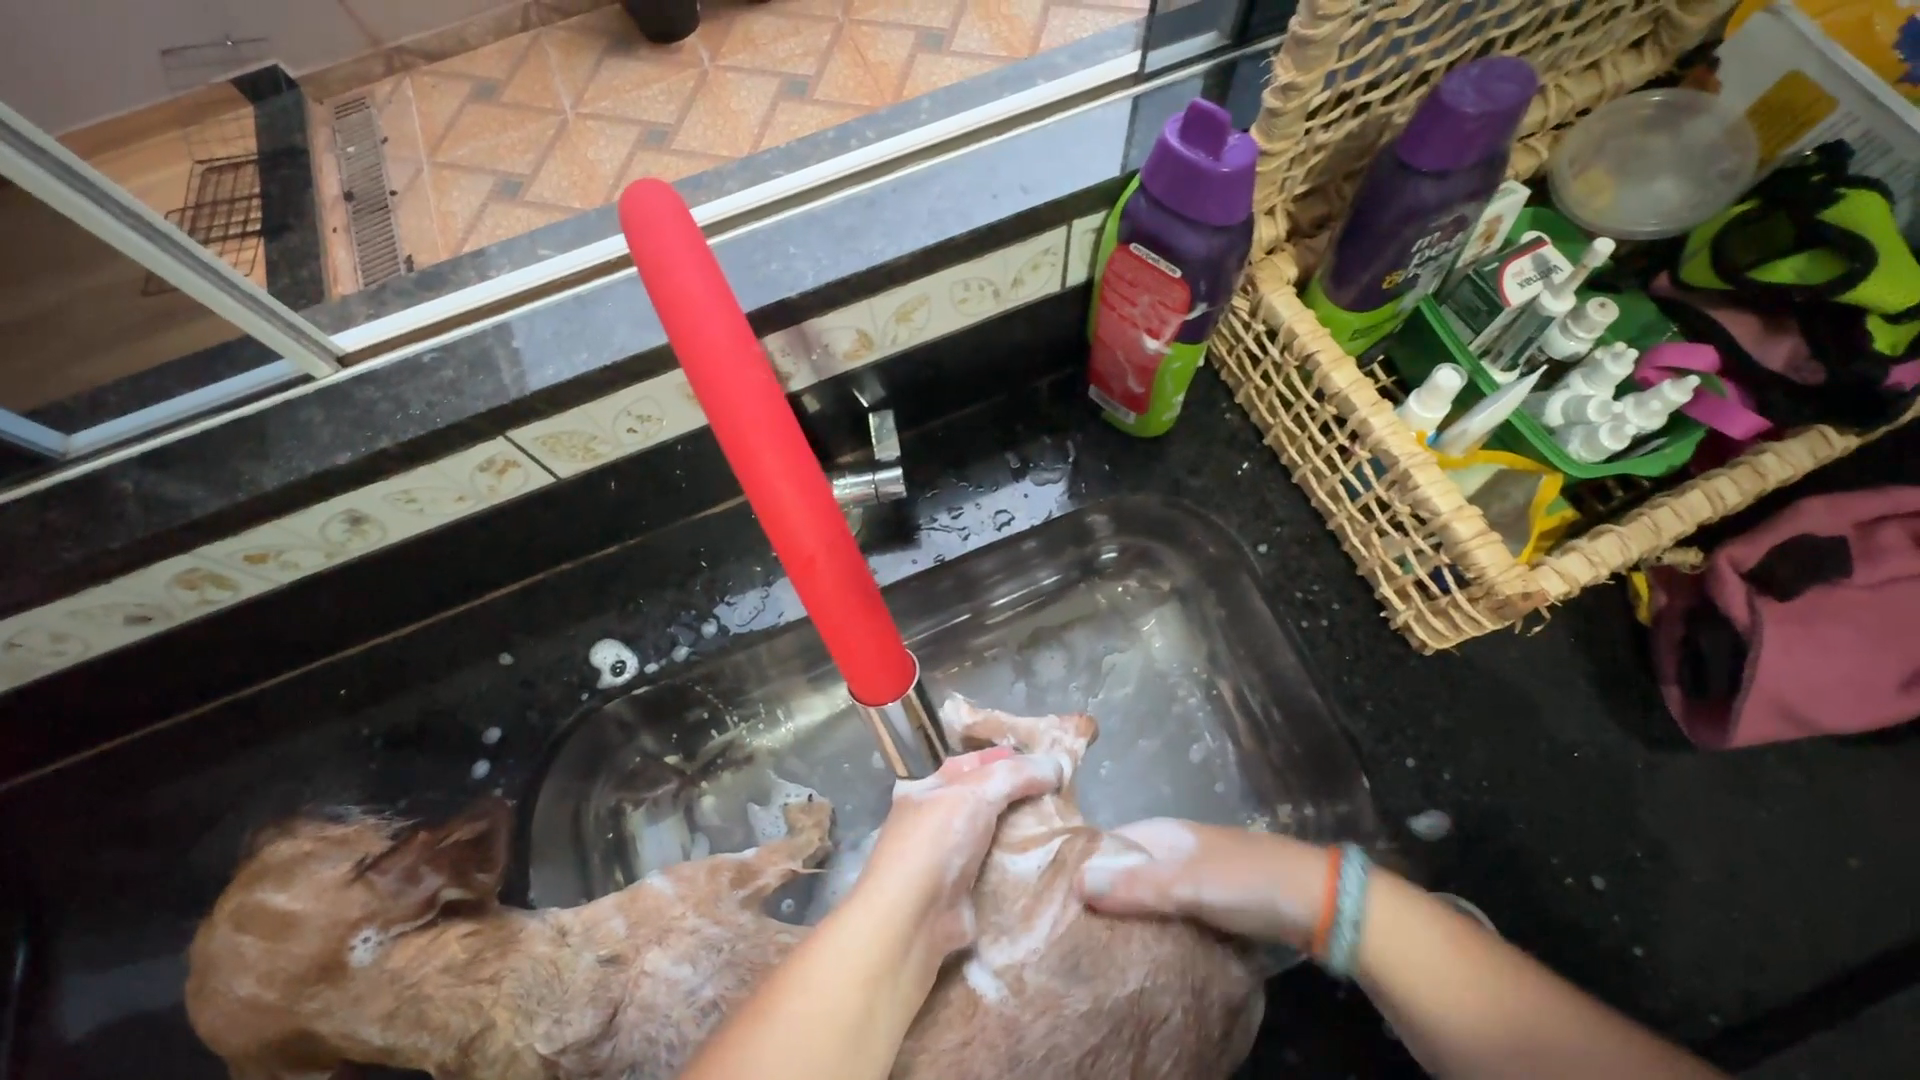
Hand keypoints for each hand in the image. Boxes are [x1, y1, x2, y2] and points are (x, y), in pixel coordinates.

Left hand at [848, 747, 1063, 958]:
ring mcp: (950, 857)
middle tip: (1061, 792)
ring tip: (1064, 822)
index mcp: (926, 789)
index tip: (1042, 759)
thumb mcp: (974, 792)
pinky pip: (999, 868)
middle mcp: (935, 820)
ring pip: (995, 834)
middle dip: (1019, 795)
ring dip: (1025, 830)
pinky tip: (1052, 857)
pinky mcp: (965, 890)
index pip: (970, 763)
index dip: (1003, 757)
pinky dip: (1022, 863)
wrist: (915, 917)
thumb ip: (1015, 775)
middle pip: (985, 799)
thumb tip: (1055, 765)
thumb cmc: (937, 841)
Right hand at [1074, 818, 1332, 948]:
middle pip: (1123, 868)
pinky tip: (1140, 948)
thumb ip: (1136, 885)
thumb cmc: (1248, 882)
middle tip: (1070, 930)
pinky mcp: (1209, 901)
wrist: (1319, 901)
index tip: (1052, 897)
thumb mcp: (1188, 883)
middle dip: (1099, 893)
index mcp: (1162, 832)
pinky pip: (1167, 910)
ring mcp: (1192, 874)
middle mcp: (1171, 848)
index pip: (1105, 842)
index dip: (1080, 864)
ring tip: (1096, 945)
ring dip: (1126, 912)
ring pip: (1145, 891)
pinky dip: (1152, 925)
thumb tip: (1074, 884)